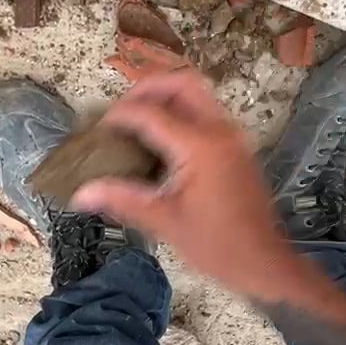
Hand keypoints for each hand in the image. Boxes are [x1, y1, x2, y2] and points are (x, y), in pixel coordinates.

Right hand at [70, 70, 300, 301]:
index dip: (120, 114)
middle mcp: (220, 131)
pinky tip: (160, 138)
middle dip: (147, 88)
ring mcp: (233, 136)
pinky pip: (207, 112)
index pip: (151, 114)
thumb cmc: (217, 246)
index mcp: (200, 147)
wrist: (264, 261)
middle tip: (121, 109)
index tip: (98, 126)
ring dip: (166, 97)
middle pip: (182, 83)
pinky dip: (182, 111)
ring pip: (198, 93)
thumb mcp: (164, 222)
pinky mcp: (237, 146)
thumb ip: (122, 200)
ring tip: (137, 119)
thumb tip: (81, 193)